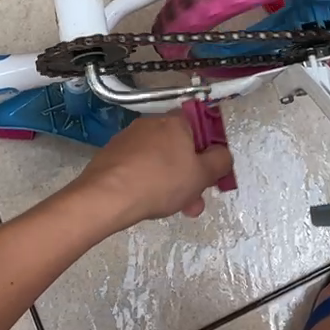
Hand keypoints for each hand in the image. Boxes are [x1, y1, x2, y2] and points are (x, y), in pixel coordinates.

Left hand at [68, 112, 235, 226]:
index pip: (200, 124)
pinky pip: (140, 166)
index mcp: (175, 121)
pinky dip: (149, 181)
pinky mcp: (113, 154)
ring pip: (161, 160)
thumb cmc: (160, 182)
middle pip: (180, 146)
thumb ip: (220, 162)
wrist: (107, 195)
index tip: (212, 171)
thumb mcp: (201, 175)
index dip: (210, 148)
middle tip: (195, 201)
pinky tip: (150, 202)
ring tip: (175, 208)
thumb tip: (223, 153)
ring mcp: (129, 138)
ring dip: (172, 182)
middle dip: (191, 175)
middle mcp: (151, 123)